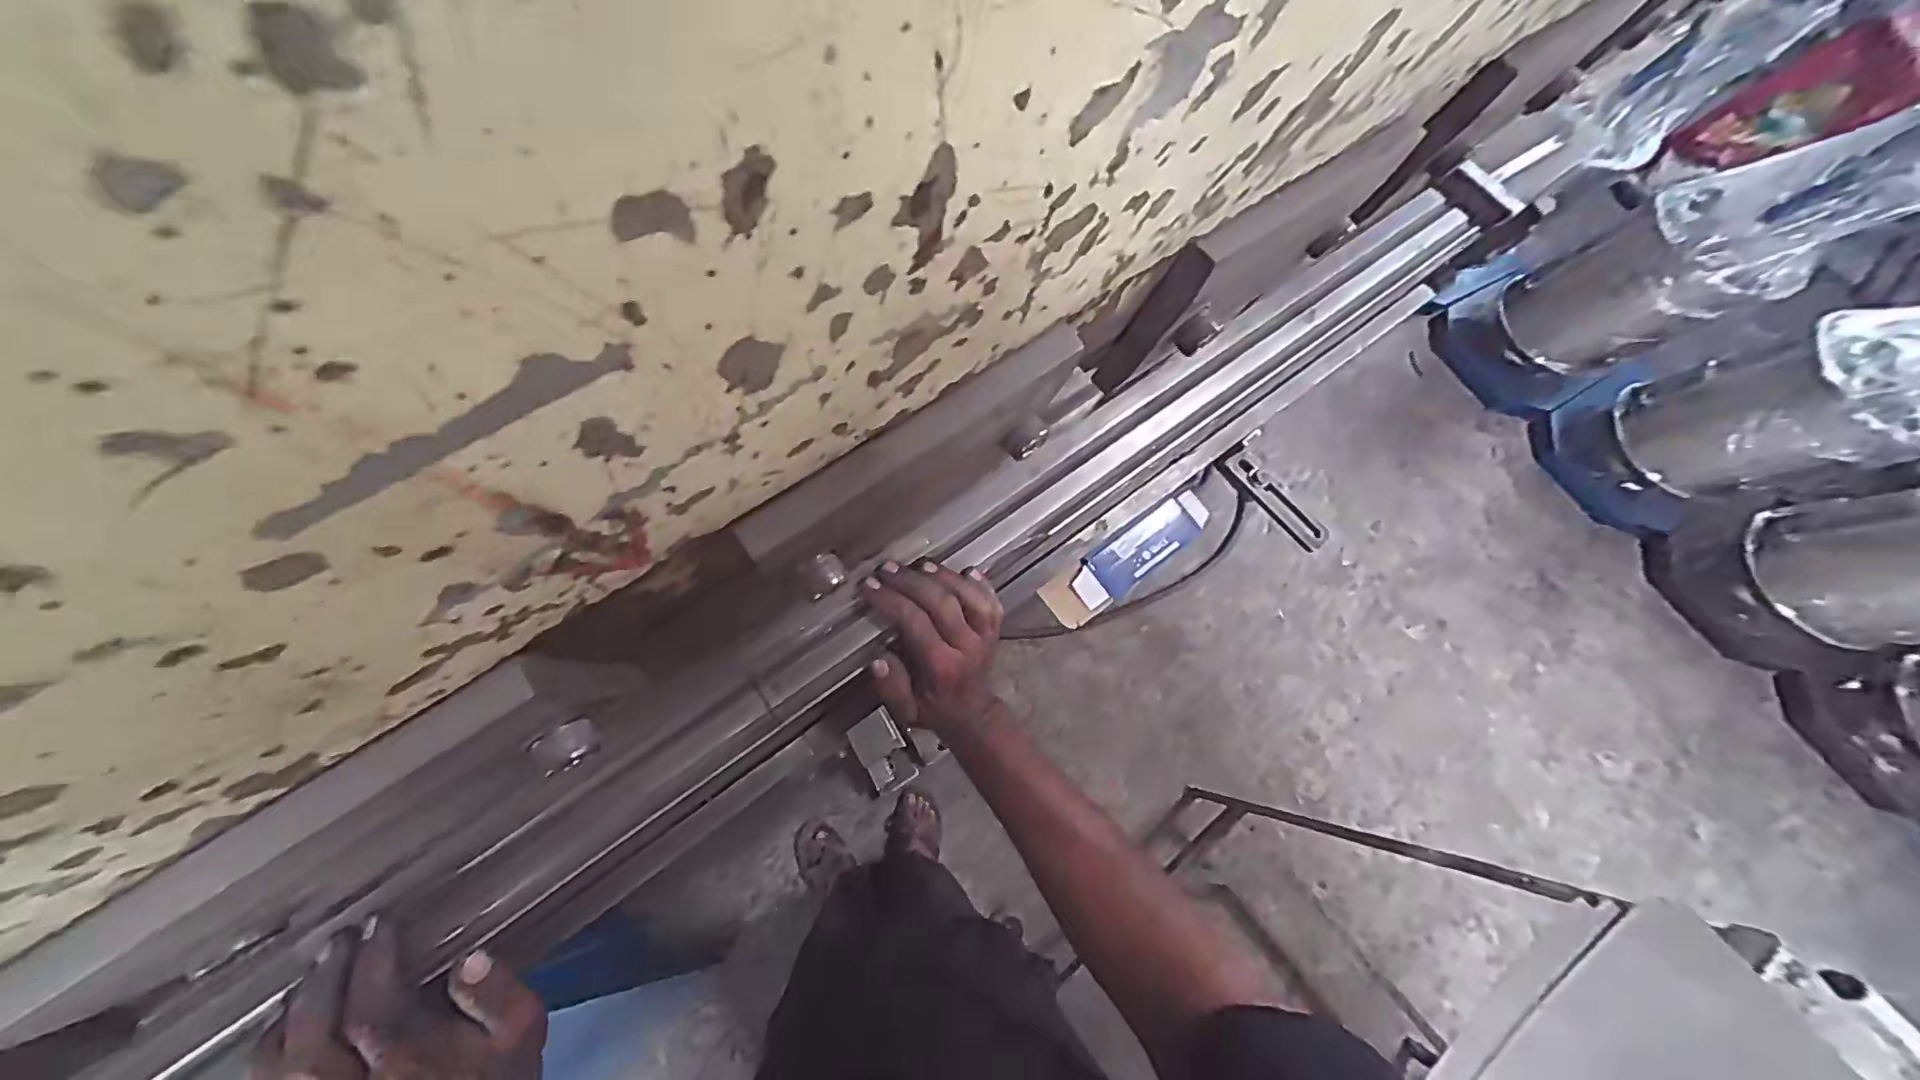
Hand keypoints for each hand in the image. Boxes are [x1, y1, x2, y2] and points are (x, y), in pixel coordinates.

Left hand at [250, 918, 545, 1079]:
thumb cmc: (497, 1076)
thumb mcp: (520, 1031)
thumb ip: (499, 994)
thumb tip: (472, 957)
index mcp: (410, 1059)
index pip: (372, 1005)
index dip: (371, 961)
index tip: (380, 925)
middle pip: (314, 1037)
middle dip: (323, 981)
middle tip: (340, 941)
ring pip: (281, 1069)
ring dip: (290, 1018)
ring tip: (310, 980)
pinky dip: (272, 1056)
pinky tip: (288, 1033)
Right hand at [863, 561, 1004, 734]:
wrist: (973, 714)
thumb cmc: (935, 709)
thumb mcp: (906, 710)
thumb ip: (891, 686)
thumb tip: (879, 658)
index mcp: (942, 666)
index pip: (915, 622)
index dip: (891, 600)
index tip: (870, 587)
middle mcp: (967, 647)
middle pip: (940, 602)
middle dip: (910, 581)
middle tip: (887, 570)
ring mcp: (985, 635)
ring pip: (967, 595)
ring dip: (942, 575)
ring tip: (917, 565)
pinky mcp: (995, 629)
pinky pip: (990, 599)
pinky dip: (978, 582)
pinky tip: (964, 569)